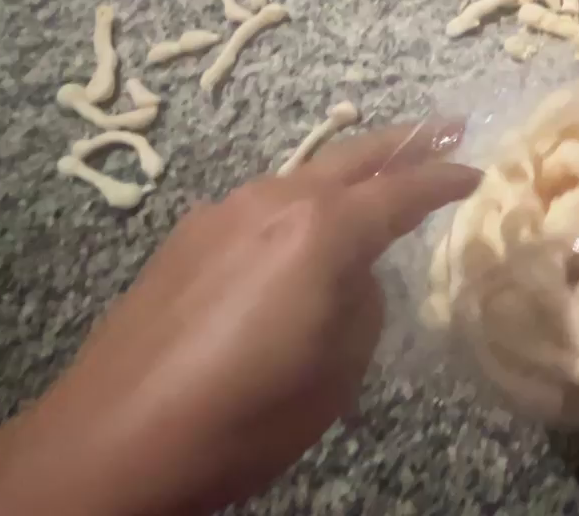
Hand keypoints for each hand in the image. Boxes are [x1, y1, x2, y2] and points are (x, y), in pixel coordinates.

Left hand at [0, 122, 480, 515]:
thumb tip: (352, 273)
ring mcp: (226, 211)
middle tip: (448, 128)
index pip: (404, 190)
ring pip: (307, 174)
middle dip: (408, 140)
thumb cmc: (242, 416)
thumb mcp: (339, 368)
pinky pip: (265, 202)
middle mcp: (276, 201)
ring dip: (350, 172)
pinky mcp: (189, 236)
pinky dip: (301, 204)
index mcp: (322, 229)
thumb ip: (363, 299)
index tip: (476, 173)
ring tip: (376, 183)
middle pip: (356, 154)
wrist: (102, 450)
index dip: (445, 179)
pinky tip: (299, 235)